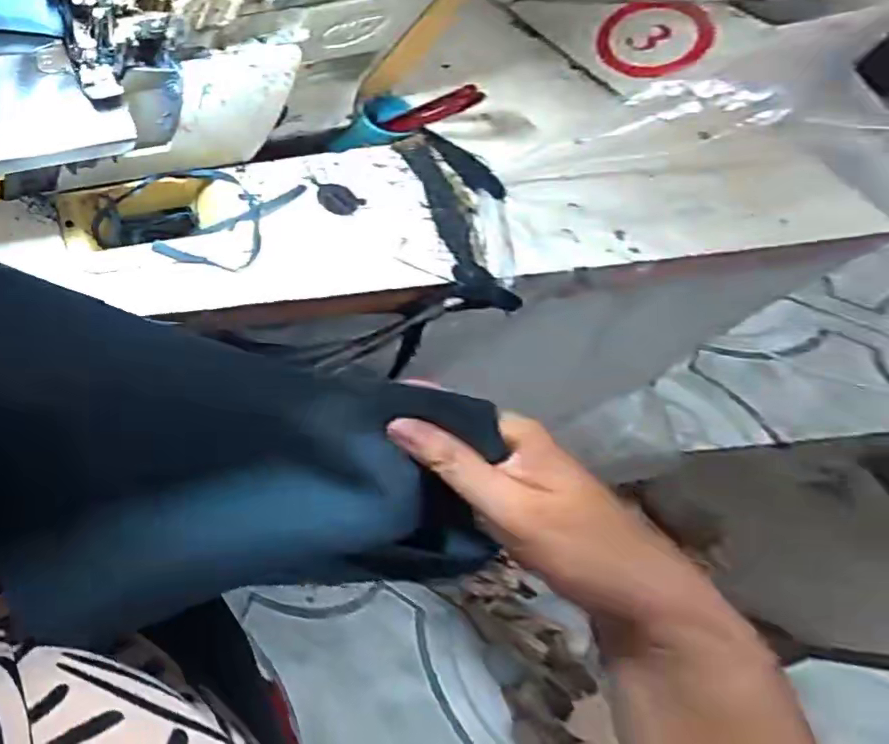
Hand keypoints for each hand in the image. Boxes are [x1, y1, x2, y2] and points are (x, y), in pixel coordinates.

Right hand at [387, 407, 738, 647]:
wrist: (648, 607)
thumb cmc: (579, 547)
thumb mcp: (507, 504)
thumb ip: (450, 460)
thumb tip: (394, 419)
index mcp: (516, 430)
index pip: (449, 402)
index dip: (408, 403)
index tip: (363, 407)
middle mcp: (516, 440)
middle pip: (450, 425)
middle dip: (411, 430)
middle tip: (362, 435)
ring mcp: (517, 468)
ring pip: (456, 451)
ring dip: (424, 455)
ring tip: (376, 455)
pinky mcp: (515, 493)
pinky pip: (466, 472)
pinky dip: (441, 475)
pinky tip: (413, 482)